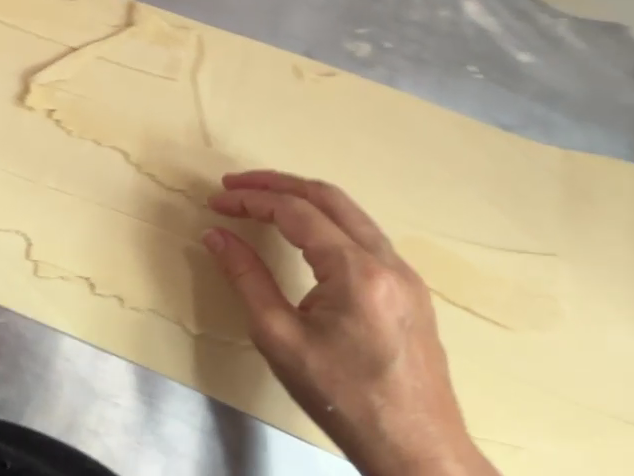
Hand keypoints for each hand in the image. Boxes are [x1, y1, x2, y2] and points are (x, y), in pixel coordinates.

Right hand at [202, 171, 496, 475]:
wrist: (418, 453)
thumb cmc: (342, 396)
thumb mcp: (279, 336)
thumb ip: (246, 277)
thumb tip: (215, 234)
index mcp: (358, 272)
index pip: (296, 211)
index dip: (250, 200)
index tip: (215, 202)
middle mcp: (390, 265)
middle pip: (330, 199)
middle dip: (277, 184)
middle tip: (234, 185)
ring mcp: (407, 279)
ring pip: (351, 214)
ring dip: (303, 199)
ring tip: (261, 202)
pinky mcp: (411, 295)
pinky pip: (364, 237)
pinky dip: (325, 221)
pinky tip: (301, 235)